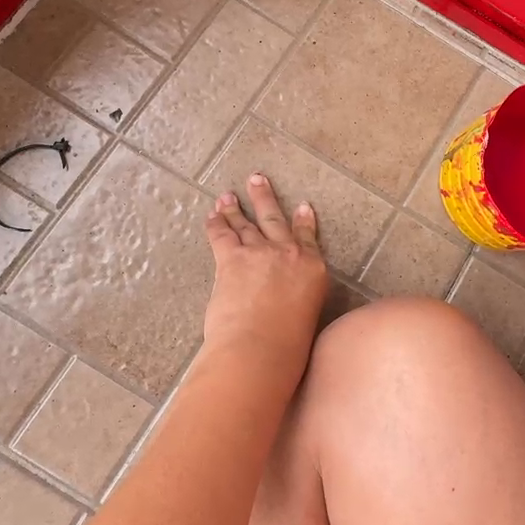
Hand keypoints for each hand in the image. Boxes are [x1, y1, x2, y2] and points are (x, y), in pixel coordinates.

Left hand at [202, 173, 329, 369]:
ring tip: (227, 196)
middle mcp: (288, 253)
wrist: (261, 346)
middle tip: (257, 178)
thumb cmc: (288, 344)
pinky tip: (212, 215)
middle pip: (274, 219)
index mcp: (312, 269)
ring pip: (245, 224)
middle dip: (264, 197)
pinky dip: (216, 224)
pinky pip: (222, 235)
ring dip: (234, 208)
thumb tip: (286, 302)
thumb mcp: (308, 314)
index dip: (303, 221)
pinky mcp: (232, 258)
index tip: (302, 206)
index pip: (307, 237)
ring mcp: (260, 252)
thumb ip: (299, 299)